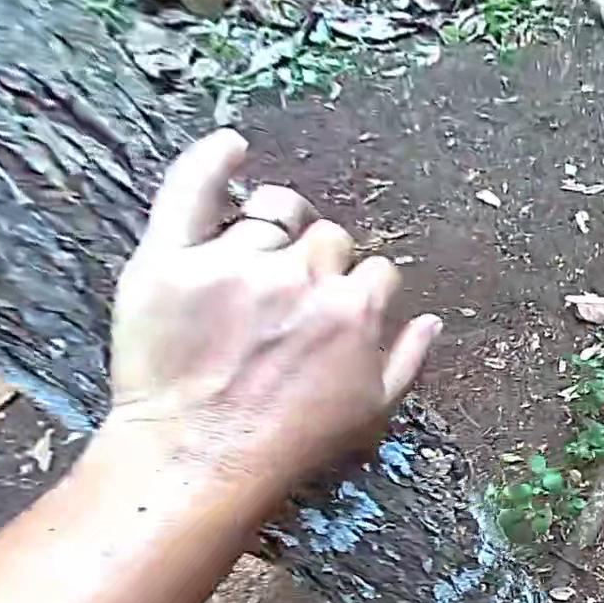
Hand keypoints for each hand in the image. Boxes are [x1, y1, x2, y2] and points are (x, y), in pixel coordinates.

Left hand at [101, 129, 440, 491]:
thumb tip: (432, 320)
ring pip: (274, 211)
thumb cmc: (300, 438)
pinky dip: (212, 162)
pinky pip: (191, 191)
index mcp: (355, 311)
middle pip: (331, 237)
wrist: (203, 456)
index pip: (378, 271)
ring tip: (274, 240)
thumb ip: (410, 358)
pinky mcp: (171, 259)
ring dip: (284, 222)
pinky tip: (233, 146)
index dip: (369, 287)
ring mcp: (234, 263)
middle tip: (308, 288)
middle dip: (329, 258)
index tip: (352, 305)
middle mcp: (302, 276)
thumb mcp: (376, 408)